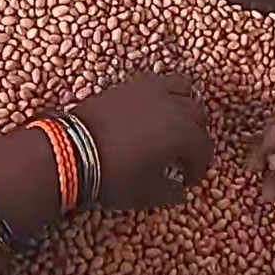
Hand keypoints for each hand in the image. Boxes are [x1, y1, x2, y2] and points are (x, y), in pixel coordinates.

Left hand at [68, 73, 211, 210]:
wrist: (71, 151)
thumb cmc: (112, 175)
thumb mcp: (145, 192)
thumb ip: (169, 190)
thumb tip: (178, 189)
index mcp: (183, 134)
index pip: (203, 148)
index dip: (198, 167)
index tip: (187, 179)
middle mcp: (173, 106)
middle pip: (198, 116)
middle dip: (195, 137)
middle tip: (182, 155)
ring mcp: (151, 91)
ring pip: (183, 90)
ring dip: (185, 107)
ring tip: (174, 124)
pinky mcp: (130, 84)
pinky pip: (158, 81)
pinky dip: (163, 93)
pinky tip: (152, 110)